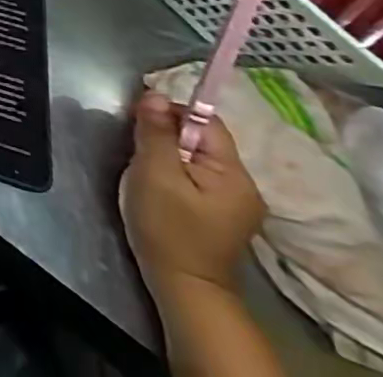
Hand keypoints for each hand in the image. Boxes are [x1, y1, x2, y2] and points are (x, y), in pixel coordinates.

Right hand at [122, 92, 264, 293]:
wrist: (184, 289)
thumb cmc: (168, 228)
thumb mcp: (154, 174)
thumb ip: (156, 132)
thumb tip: (155, 94)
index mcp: (234, 173)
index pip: (206, 121)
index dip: (173, 112)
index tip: (141, 119)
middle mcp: (244, 184)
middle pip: (202, 139)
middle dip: (168, 135)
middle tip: (138, 146)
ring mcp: (236, 202)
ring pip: (198, 158)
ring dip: (170, 153)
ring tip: (145, 167)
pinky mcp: (222, 214)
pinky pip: (199, 176)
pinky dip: (177, 172)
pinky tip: (160, 185)